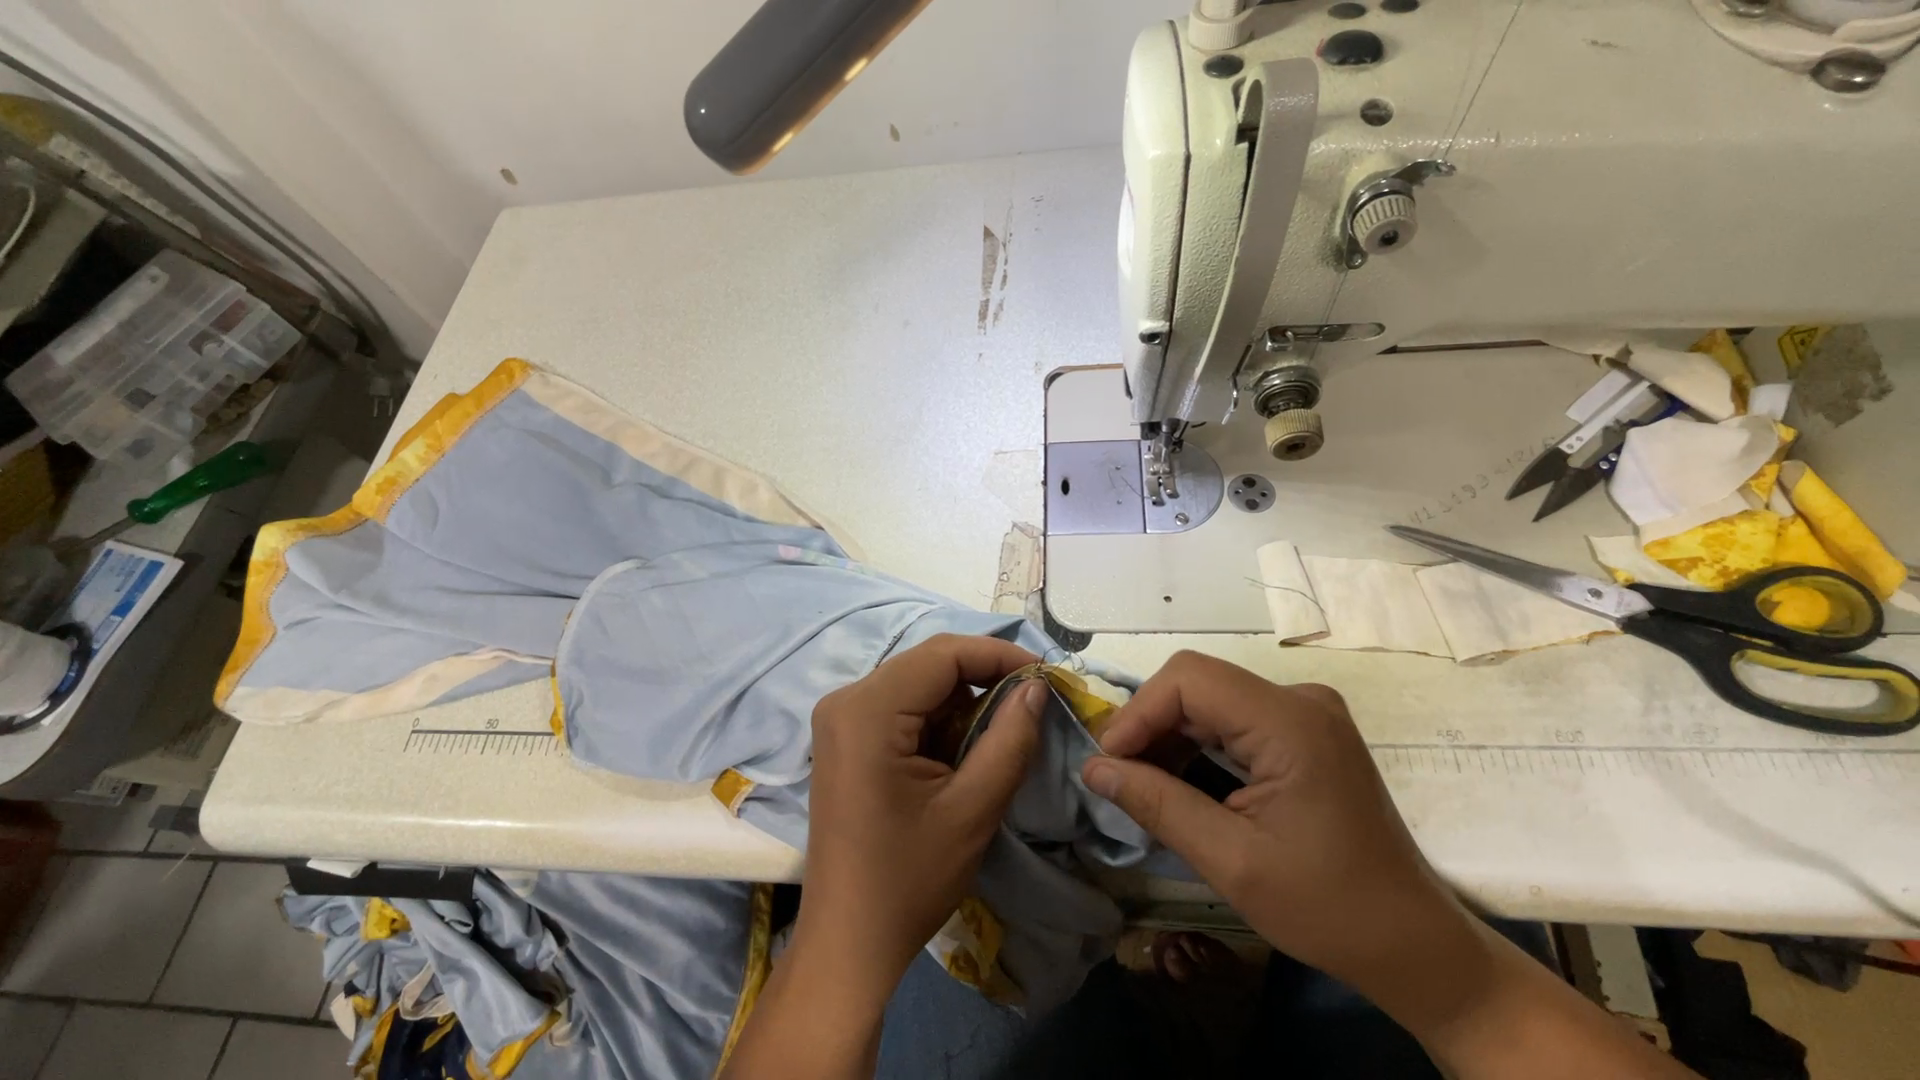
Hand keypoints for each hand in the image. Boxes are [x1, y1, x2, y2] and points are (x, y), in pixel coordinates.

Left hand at [799, 633, 1045, 995]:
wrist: (850, 940)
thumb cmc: (909, 879)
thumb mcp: (973, 809)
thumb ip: (1009, 739)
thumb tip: (1035, 687)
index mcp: (867, 711)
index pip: (943, 654)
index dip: (1000, 656)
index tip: (1047, 678)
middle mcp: (845, 702)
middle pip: (928, 666)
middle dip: (984, 681)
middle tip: (1034, 707)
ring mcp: (840, 721)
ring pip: (918, 686)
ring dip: (964, 704)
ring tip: (1004, 736)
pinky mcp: (845, 742)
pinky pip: (902, 710)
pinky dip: (939, 722)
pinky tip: (965, 754)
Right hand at [1080, 653, 1699, 1078]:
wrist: (1409, 942)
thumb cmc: (1324, 906)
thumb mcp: (1229, 860)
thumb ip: (1156, 803)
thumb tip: (1092, 768)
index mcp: (1291, 722)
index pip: (1190, 679)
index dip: (1138, 714)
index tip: (1109, 766)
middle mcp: (1302, 701)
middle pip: (1200, 684)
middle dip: (1150, 727)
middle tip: (1120, 781)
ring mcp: (1309, 715)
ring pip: (1213, 700)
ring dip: (1171, 738)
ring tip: (1145, 788)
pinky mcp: (1308, 735)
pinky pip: (1236, 720)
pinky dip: (1200, 747)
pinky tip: (1182, 785)